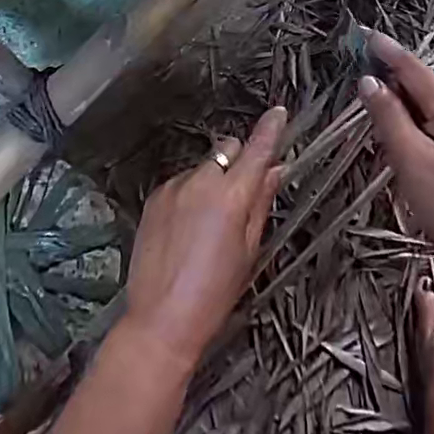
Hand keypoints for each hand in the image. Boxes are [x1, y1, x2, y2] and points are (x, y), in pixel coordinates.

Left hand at [121, 106, 286, 365]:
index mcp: (232, 196)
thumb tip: (274, 170)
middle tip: (240, 194)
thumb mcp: (249, 250)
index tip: (278, 113)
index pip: (257, 150)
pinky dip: (189, 193)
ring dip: (212, 179)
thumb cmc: (214, 293)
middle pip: (228, 149)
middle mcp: (202, 181)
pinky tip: (186, 227)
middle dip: (238, 160)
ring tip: (207, 222)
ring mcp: (174, 186)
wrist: (160, 320)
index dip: (269, 129)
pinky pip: (181, 182)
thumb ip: (261, 203)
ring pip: (204, 167)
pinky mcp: (155, 196)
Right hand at [357, 30, 433, 261]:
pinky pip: (427, 115)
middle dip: (386, 76)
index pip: (410, 67)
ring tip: (372, 111)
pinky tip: (394, 133)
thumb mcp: (410, 158)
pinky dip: (407, 117)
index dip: (384, 50)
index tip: (361, 34)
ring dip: (395, 101)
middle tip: (357, 78)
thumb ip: (388, 115)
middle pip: (415, 80)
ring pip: (420, 98)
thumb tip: (368, 81)